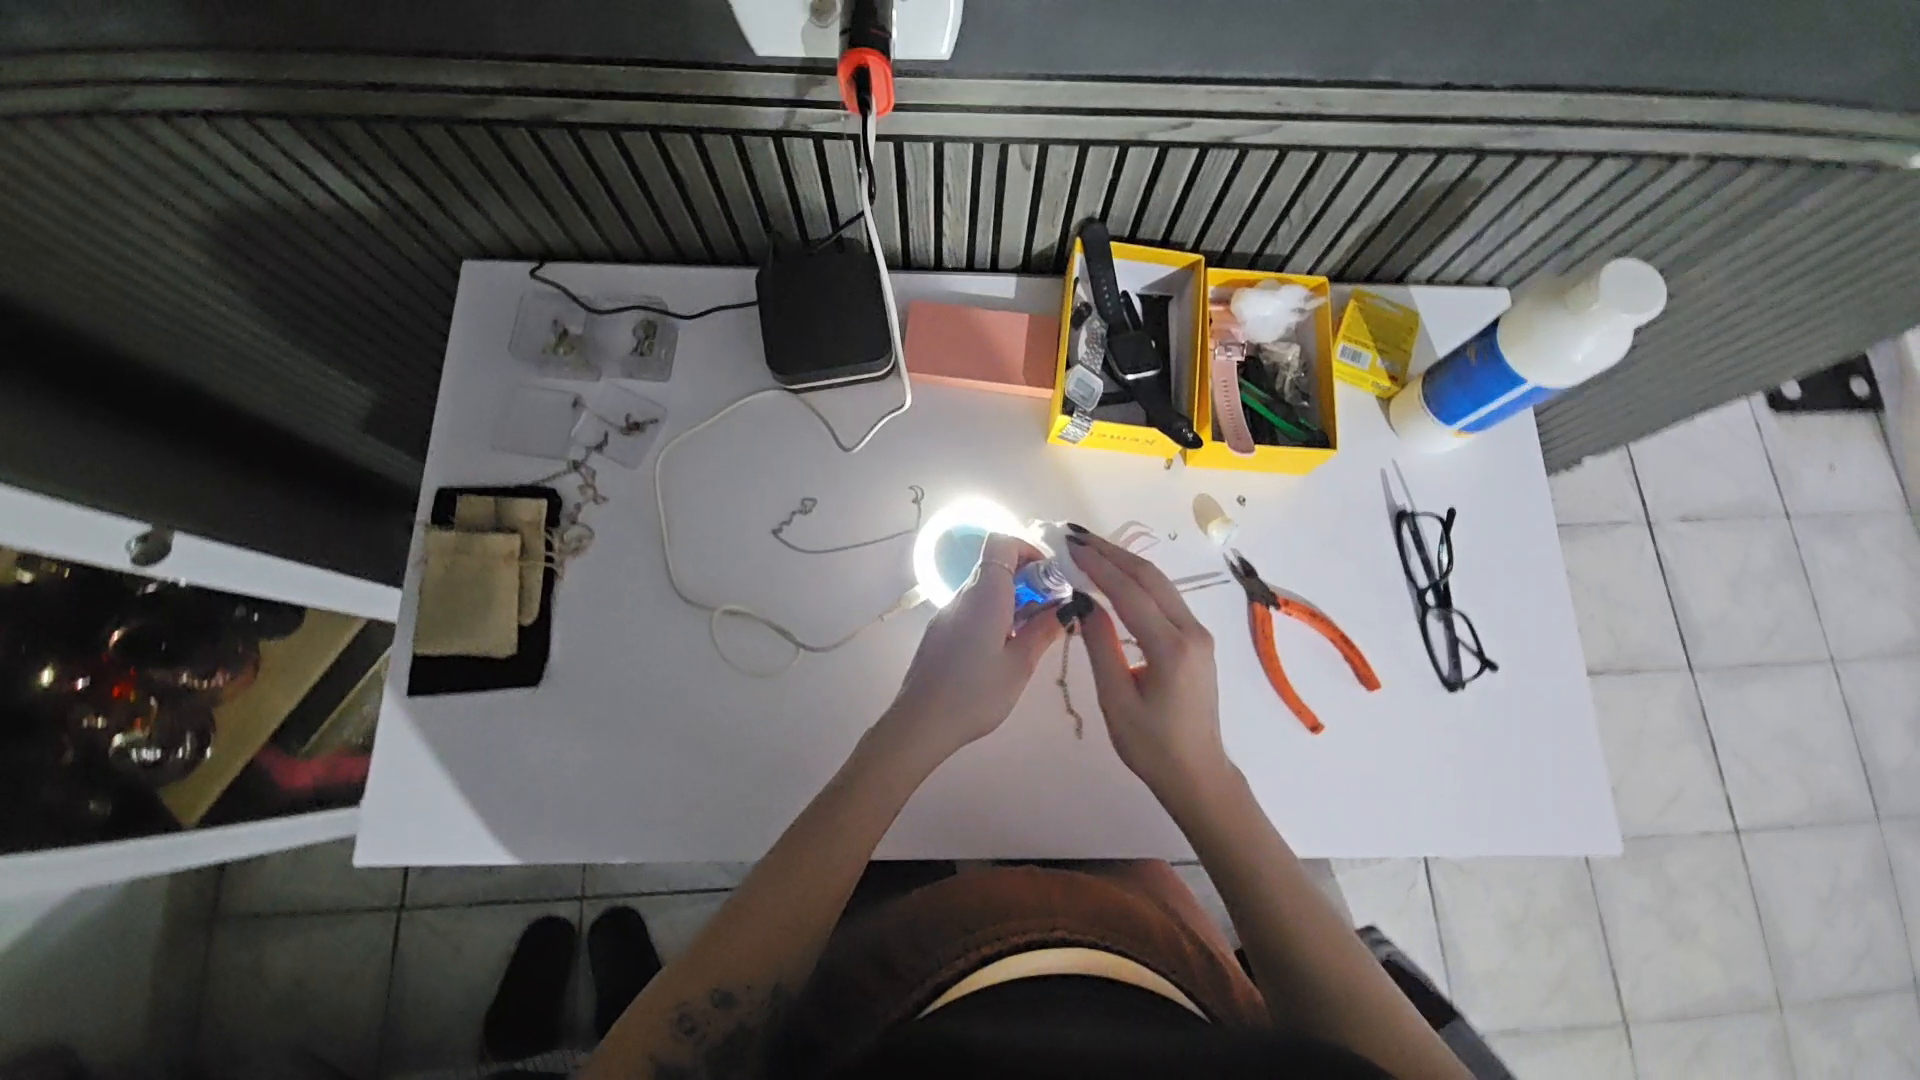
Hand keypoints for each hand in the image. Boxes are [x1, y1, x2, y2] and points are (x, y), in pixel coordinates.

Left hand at [877, 534, 1064, 764]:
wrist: (921, 722)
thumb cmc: (976, 693)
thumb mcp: (1020, 664)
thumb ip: (1045, 630)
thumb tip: (1066, 607)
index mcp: (985, 593)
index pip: (1002, 542)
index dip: (1029, 550)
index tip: (1051, 579)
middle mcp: (963, 595)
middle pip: (996, 566)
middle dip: (1029, 581)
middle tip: (1051, 613)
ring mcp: (948, 614)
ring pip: (985, 591)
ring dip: (1012, 602)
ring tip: (1032, 636)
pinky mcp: (940, 633)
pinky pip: (972, 610)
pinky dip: (994, 617)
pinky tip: (1003, 651)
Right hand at [1066, 528, 1233, 807]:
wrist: (1197, 774)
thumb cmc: (1151, 747)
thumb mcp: (1116, 700)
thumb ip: (1101, 646)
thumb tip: (1084, 601)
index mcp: (1172, 649)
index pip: (1130, 593)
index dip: (1099, 566)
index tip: (1071, 546)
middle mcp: (1192, 632)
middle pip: (1150, 578)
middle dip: (1112, 553)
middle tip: (1077, 535)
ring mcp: (1198, 635)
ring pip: (1160, 585)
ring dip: (1126, 563)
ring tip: (1091, 548)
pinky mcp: (1196, 641)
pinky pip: (1165, 600)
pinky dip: (1138, 582)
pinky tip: (1116, 577)